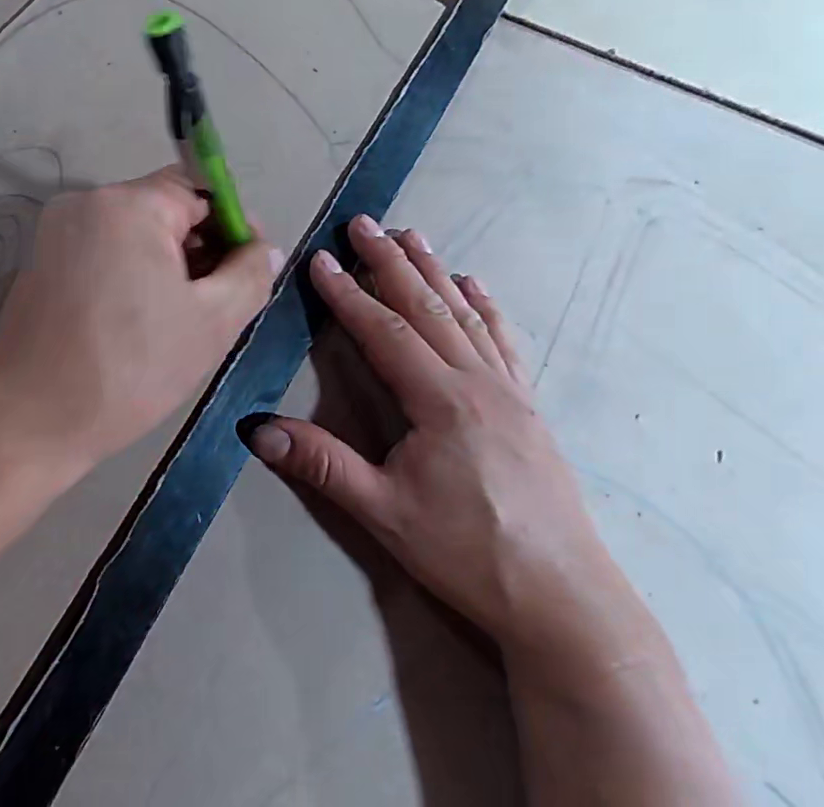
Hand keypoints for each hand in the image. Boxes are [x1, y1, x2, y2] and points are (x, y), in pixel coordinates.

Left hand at [0, 167, 279, 477]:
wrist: (31, 418)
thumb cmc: (130, 368)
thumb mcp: (212, 323)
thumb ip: (249, 274)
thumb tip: (262, 249)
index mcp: (127, 204)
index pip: (199, 189)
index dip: (232, 226)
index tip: (245, 271)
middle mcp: (84, 203)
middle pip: (161, 208)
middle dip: (197, 248)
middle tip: (217, 304)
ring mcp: (54, 232)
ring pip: (129, 233)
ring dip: (163, 264)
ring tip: (179, 319)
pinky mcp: (39, 263)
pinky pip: (98, 252)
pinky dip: (126, 274)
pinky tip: (135, 321)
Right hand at [240, 217, 628, 656]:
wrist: (566, 601)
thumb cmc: (469, 553)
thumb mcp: (384, 513)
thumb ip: (321, 464)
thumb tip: (257, 428)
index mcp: (442, 402)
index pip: (385, 332)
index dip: (347, 294)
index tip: (319, 259)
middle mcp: (479, 384)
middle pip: (427, 308)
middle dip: (390, 263)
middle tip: (363, 223)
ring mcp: (510, 393)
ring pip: (465, 317)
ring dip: (434, 273)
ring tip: (411, 237)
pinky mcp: (528, 410)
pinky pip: (502, 343)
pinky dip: (484, 308)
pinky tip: (475, 287)